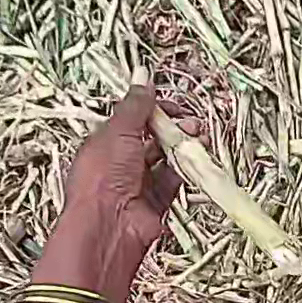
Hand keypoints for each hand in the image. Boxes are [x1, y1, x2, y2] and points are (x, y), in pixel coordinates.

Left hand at [31, 85, 181, 302]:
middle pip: (151, 140)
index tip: (173, 105)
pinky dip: (184, 171)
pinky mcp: (155, 204)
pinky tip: (195, 160)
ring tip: (199, 138)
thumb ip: (135, 106)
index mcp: (104, 144)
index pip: (132, 121)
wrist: (107, 226)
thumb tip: (143, 76)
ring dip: (181, 148)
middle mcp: (120, 165)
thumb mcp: (118, 131)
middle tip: (191, 123)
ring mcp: (138, 186)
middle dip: (172, 129)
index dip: (153, 111)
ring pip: (164, 161)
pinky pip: (172, 182)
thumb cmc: (103, 176)